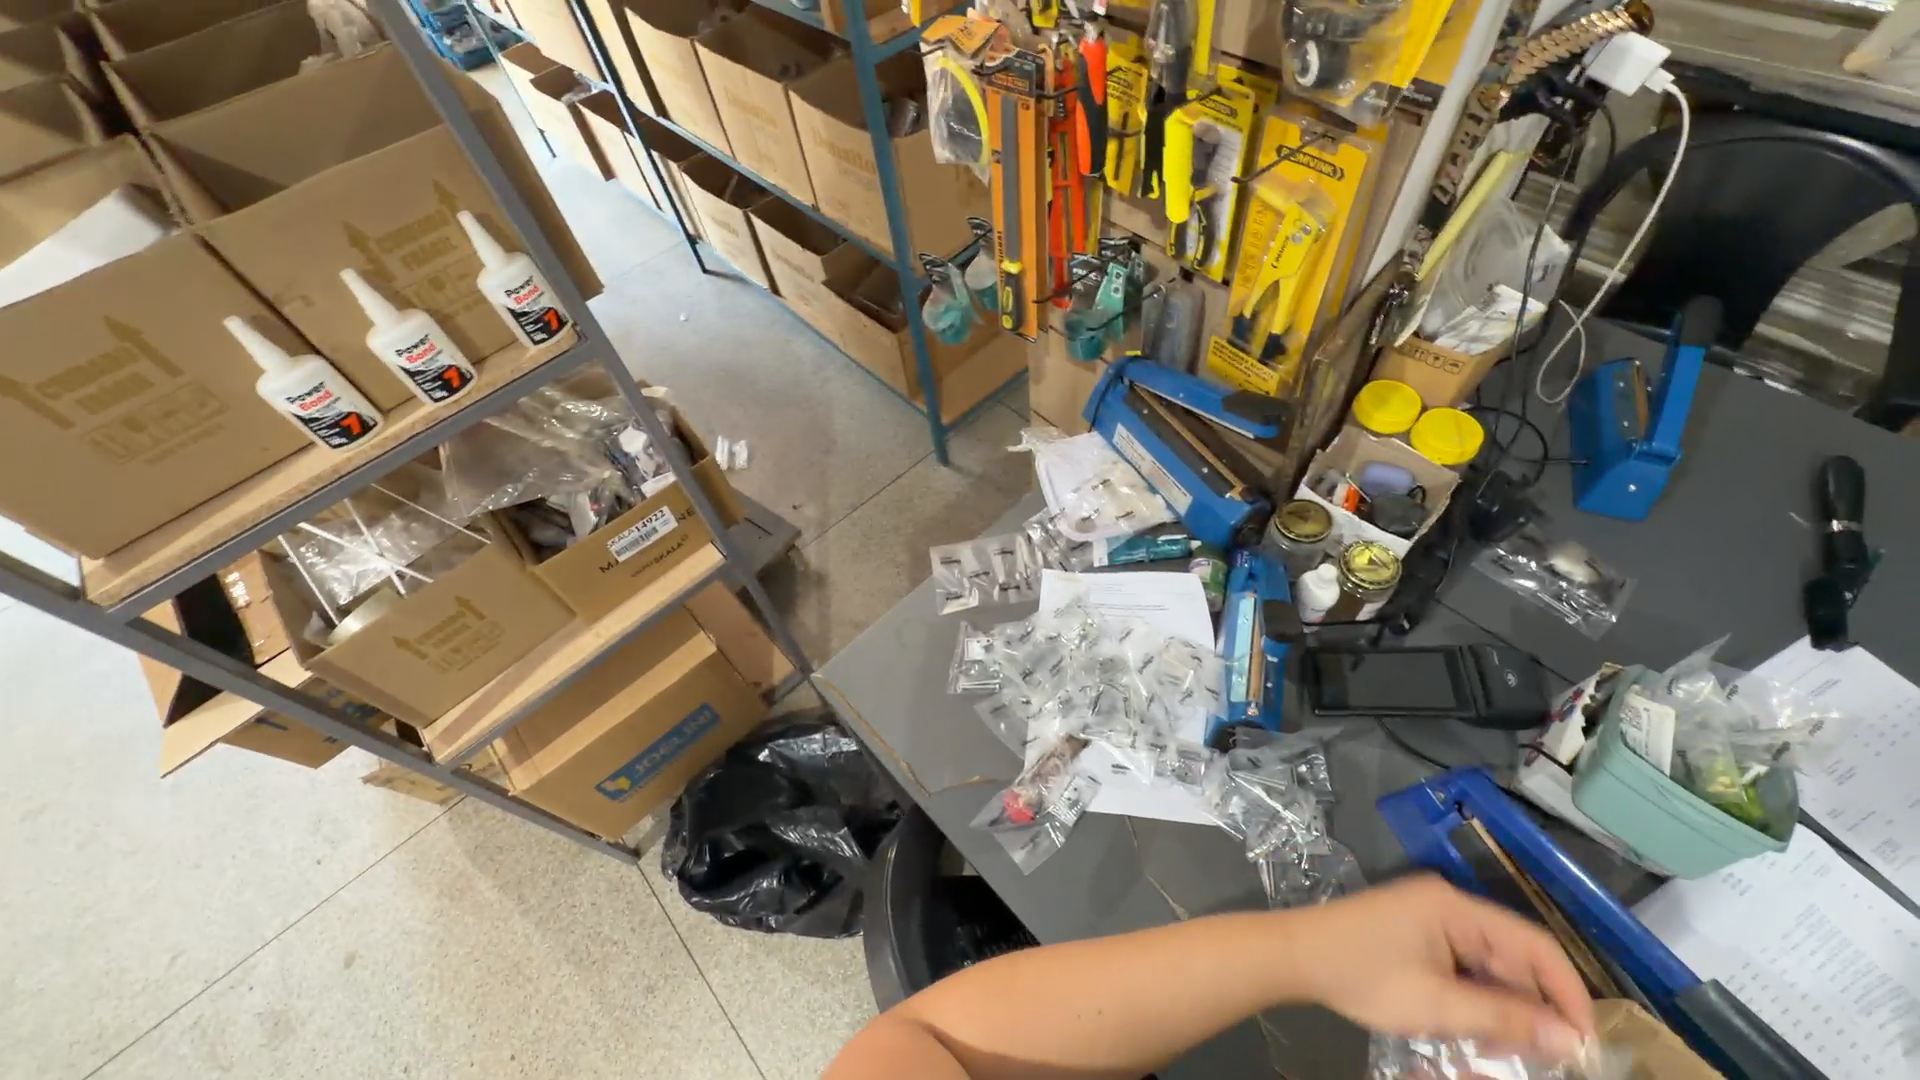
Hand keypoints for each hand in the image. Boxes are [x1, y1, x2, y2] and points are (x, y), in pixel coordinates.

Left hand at [1289, 875, 1594, 1060]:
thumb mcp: (1436, 1005)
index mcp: (1456, 907)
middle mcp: (1449, 904)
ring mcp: (1431, 916)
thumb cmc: (1361, 975)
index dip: (1569, 995)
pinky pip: (1466, 964)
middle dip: (1534, 1007)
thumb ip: (1504, 1020)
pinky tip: (1473, 1029)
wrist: (1294, 955)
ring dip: (1504, 1007)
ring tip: (1497, 1047)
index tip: (1585, 1046)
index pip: (1536, 945)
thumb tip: (1571, 1039)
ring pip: (1492, 964)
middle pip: (1515, 956)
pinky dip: (1477, 998)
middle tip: (1541, 1058)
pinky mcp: (1418, 932)